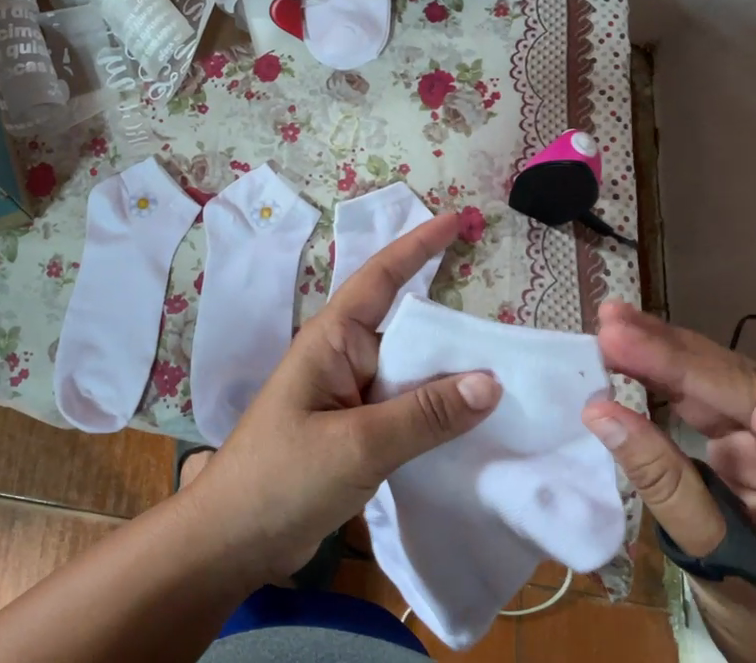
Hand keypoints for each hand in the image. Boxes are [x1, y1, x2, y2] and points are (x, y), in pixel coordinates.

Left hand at [184, 214, 502, 581]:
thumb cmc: (283, 476)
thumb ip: (423, 414)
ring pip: (412, 376)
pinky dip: (439, 415)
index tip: (456, 220)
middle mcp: (343, 360)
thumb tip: (491, 382)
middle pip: (407, 332)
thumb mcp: (357, 443)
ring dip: (452, 378)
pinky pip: (407, 412)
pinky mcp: (356, 435)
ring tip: (518, 381)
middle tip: (519, 332)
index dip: (417, 247)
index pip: (380, 279)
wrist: (236, 536)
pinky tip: (479, 428)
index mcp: (331, 341)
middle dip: (454, 328)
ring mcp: (349, 399)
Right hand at [580, 303, 755, 659]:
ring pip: (731, 383)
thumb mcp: (733, 576)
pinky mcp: (748, 453)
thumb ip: (671, 491)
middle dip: (688, 356)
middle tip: (617, 330)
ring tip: (612, 327)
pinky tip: (626, 356)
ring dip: (668, 353)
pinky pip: (707, 404)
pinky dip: (664, 378)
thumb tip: (600, 413)